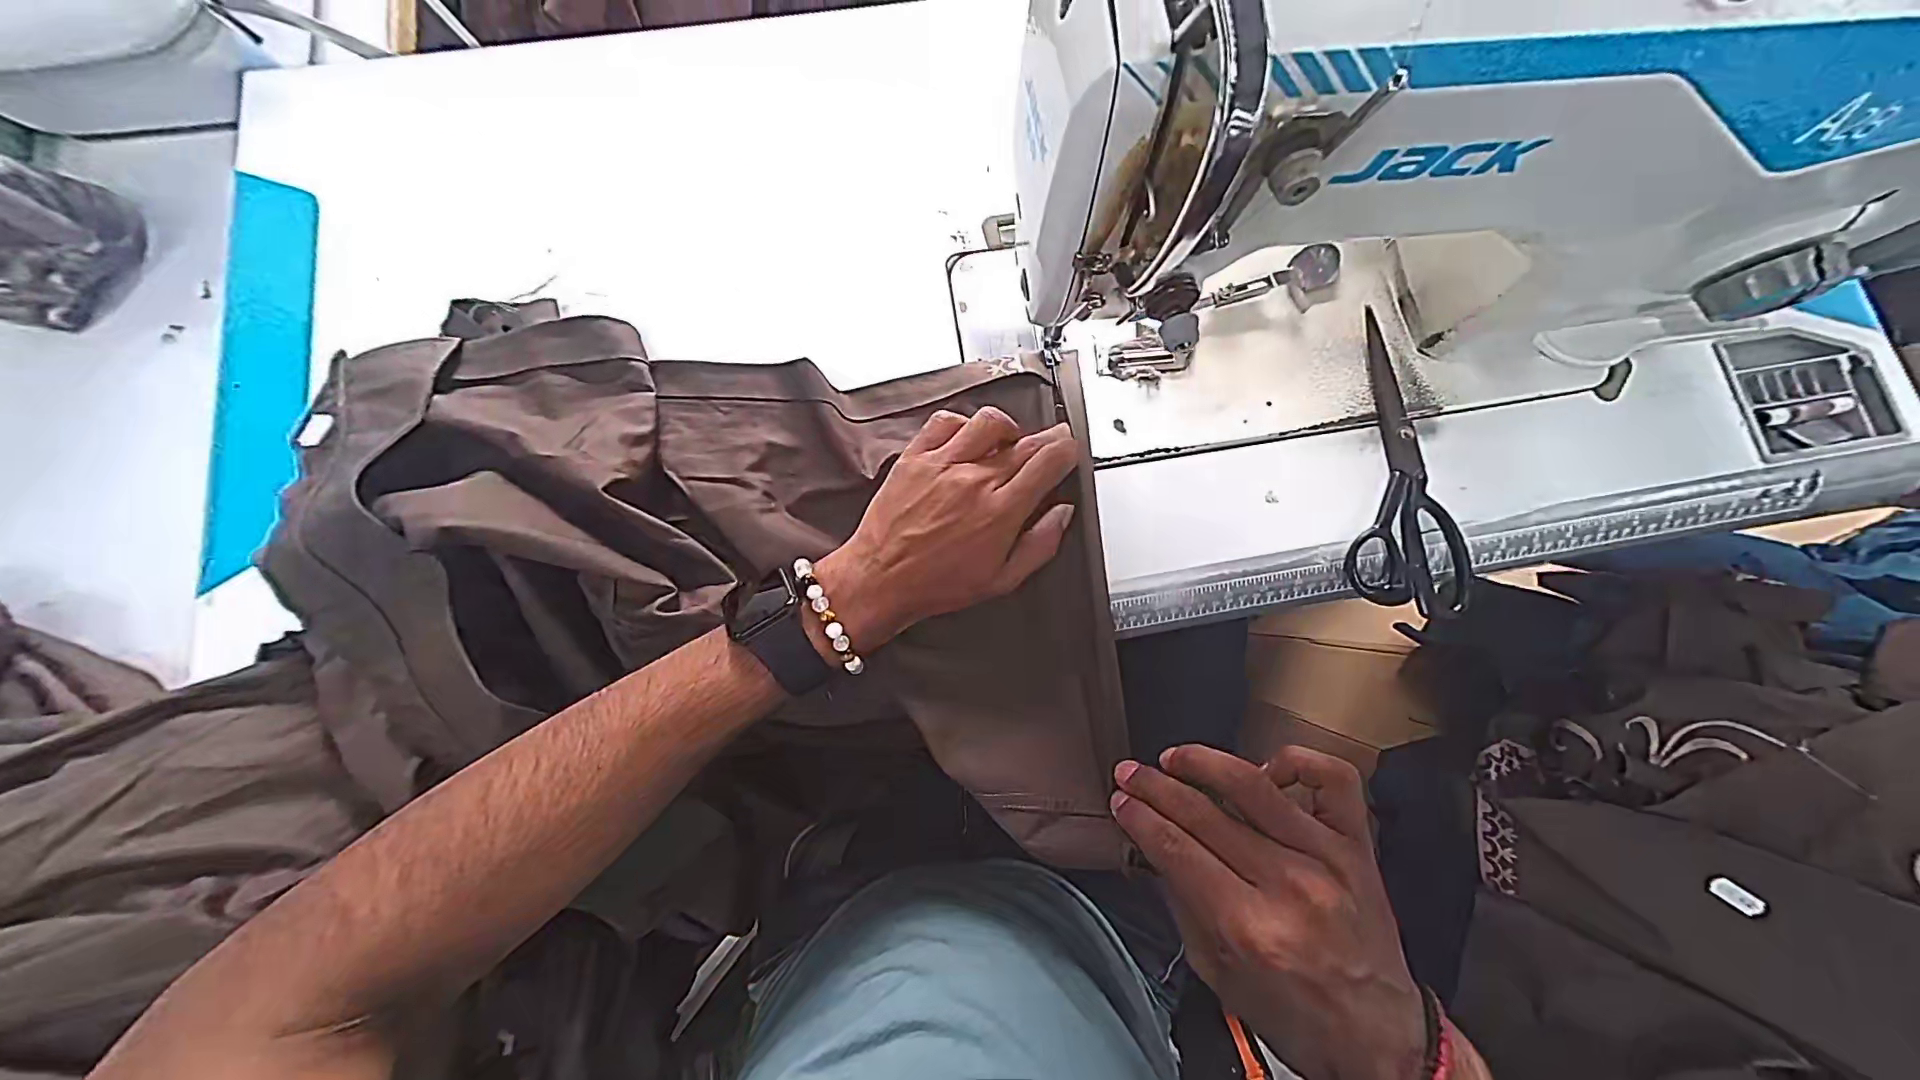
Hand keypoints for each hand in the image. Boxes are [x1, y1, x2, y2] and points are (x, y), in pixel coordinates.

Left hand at [812, 406, 1078, 650]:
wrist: (880, 579)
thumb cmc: (935, 584)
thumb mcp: (1001, 580)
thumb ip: (1040, 544)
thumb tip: (1061, 514)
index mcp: (1000, 511)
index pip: (1048, 461)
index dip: (1068, 450)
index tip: (1069, 451)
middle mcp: (974, 481)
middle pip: (1026, 441)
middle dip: (1048, 438)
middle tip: (1052, 442)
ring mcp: (942, 464)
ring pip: (989, 422)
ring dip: (1008, 427)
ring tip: (1009, 440)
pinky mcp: (914, 458)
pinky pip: (945, 421)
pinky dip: (963, 423)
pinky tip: (967, 438)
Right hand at [1111, 745, 1425, 1079]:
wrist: (1381, 1038)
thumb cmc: (1297, 1014)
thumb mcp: (1217, 974)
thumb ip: (1181, 904)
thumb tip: (1152, 846)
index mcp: (1250, 928)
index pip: (1176, 848)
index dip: (1138, 818)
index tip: (1121, 801)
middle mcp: (1289, 887)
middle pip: (1202, 813)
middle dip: (1154, 786)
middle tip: (1129, 773)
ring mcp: (1327, 858)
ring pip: (1252, 785)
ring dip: (1201, 762)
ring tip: (1174, 758)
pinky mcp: (1356, 845)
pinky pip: (1330, 779)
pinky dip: (1295, 761)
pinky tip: (1264, 768)